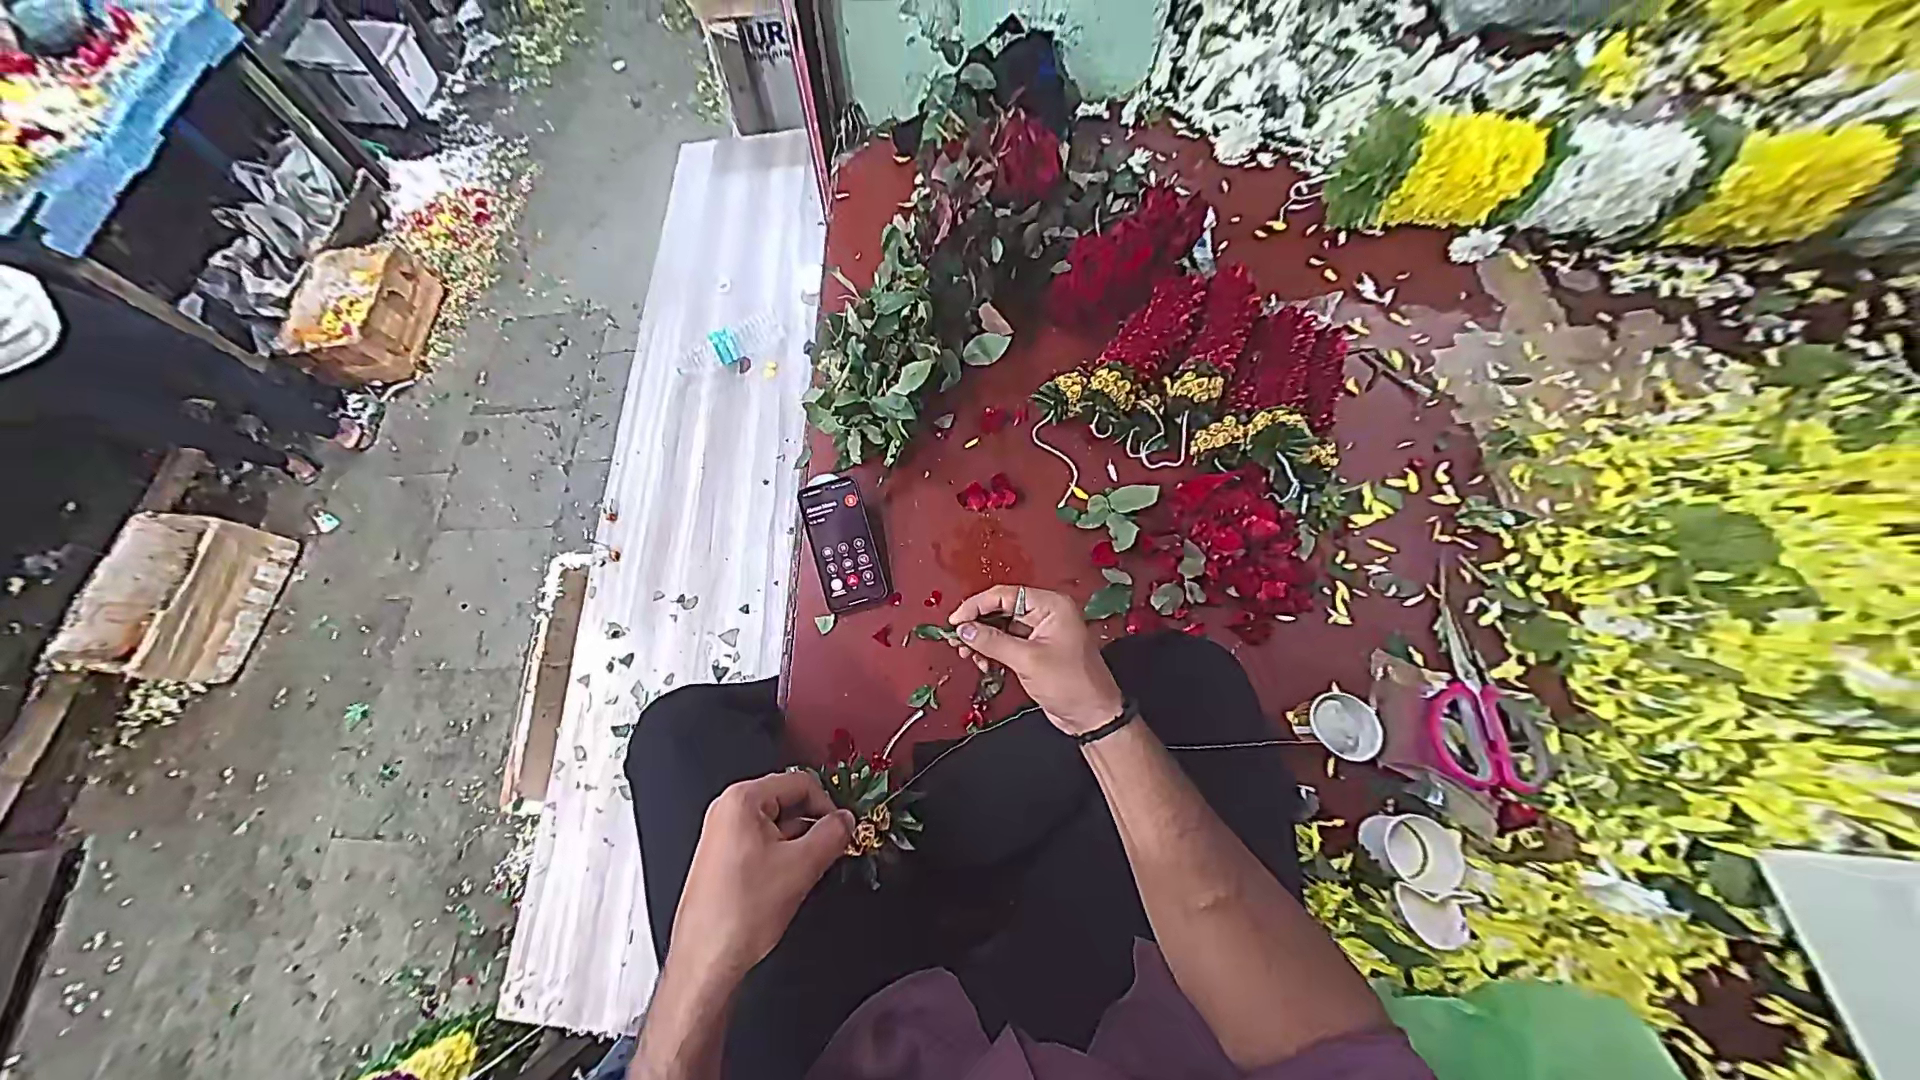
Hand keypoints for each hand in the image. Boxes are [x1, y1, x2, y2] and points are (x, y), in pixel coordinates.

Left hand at [667, 772, 854, 981]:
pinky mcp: (723, 857)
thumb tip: (846, 820)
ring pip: (778, 825)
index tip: (841, 828)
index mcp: (742, 800)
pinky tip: (787, 882)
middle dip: (812, 826)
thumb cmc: (738, 915)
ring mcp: (723, 834)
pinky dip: (782, 856)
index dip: (828, 805)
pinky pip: (763, 842)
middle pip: (789, 801)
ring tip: (805, 872)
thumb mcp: (802, 866)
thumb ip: (833, 834)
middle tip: (828, 850)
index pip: (801, 783)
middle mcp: (728, 810)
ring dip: (799, 844)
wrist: (705, 964)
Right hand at [948, 585, 1124, 735]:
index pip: (1006, 595)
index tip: (955, 621)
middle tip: (957, 640)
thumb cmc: (1070, 684)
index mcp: (1051, 605)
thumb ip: (993, 641)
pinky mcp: (1035, 649)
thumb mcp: (1028, 660)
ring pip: (1001, 626)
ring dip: (982, 639)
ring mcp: (1041, 631)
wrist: (1092, 716)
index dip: (976, 606)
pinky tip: (983, 663)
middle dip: (977, 624)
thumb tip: (963, 629)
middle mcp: (1046, 613)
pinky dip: (992, 650)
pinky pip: (1007, 642)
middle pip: (1002, 609)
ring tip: (967, 655)